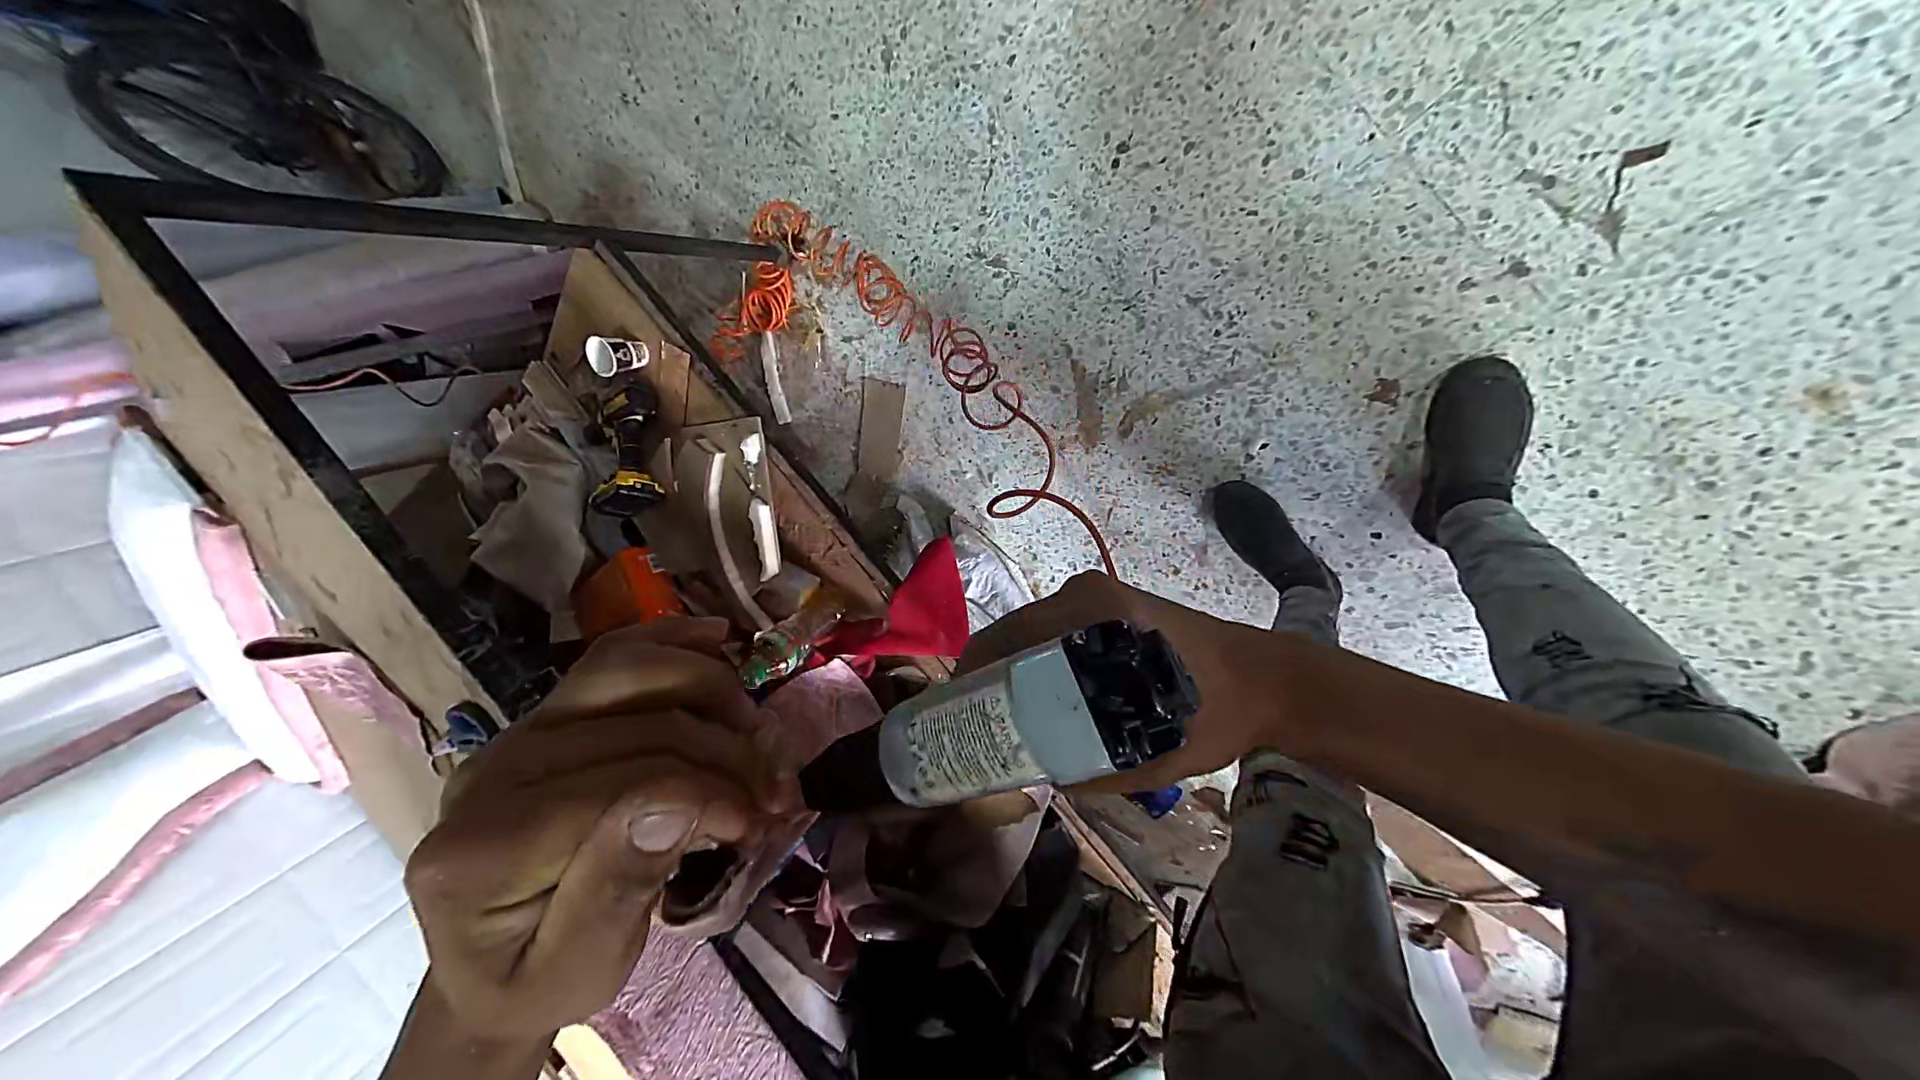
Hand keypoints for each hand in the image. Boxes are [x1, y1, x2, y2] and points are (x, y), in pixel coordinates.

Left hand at [401, 617, 793, 1047]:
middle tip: (774, 789)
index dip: (708, 793)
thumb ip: (618, 889)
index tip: (757, 823)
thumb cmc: (537, 975)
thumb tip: (679, 800)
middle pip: (640, 726)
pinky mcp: (550, 714)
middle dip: (727, 751)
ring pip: (627, 669)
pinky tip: (717, 639)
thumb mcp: (579, 967)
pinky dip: (672, 640)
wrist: (491, 958)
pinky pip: (614, 657)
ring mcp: (520, 732)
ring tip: (754, 726)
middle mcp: (494, 770)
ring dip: (711, 687)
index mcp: (485, 847)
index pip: (622, 786)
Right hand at [958, 572, 1290, 792]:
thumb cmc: (1212, 714)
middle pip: (1012, 632)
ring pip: (1033, 630)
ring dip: (1014, 666)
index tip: (958, 711)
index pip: (1004, 638)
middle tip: (980, 719)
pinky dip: (1040, 657)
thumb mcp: (1150, 754)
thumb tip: (1035, 776)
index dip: (973, 674)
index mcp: (1089, 614)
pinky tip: (1043, 692)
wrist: (1268, 679)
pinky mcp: (1112, 602)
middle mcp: (1085, 592)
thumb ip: (1089, 771)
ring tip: (1005, 711)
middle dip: (990, 674)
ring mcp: (1099, 593)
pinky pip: (1058, 629)